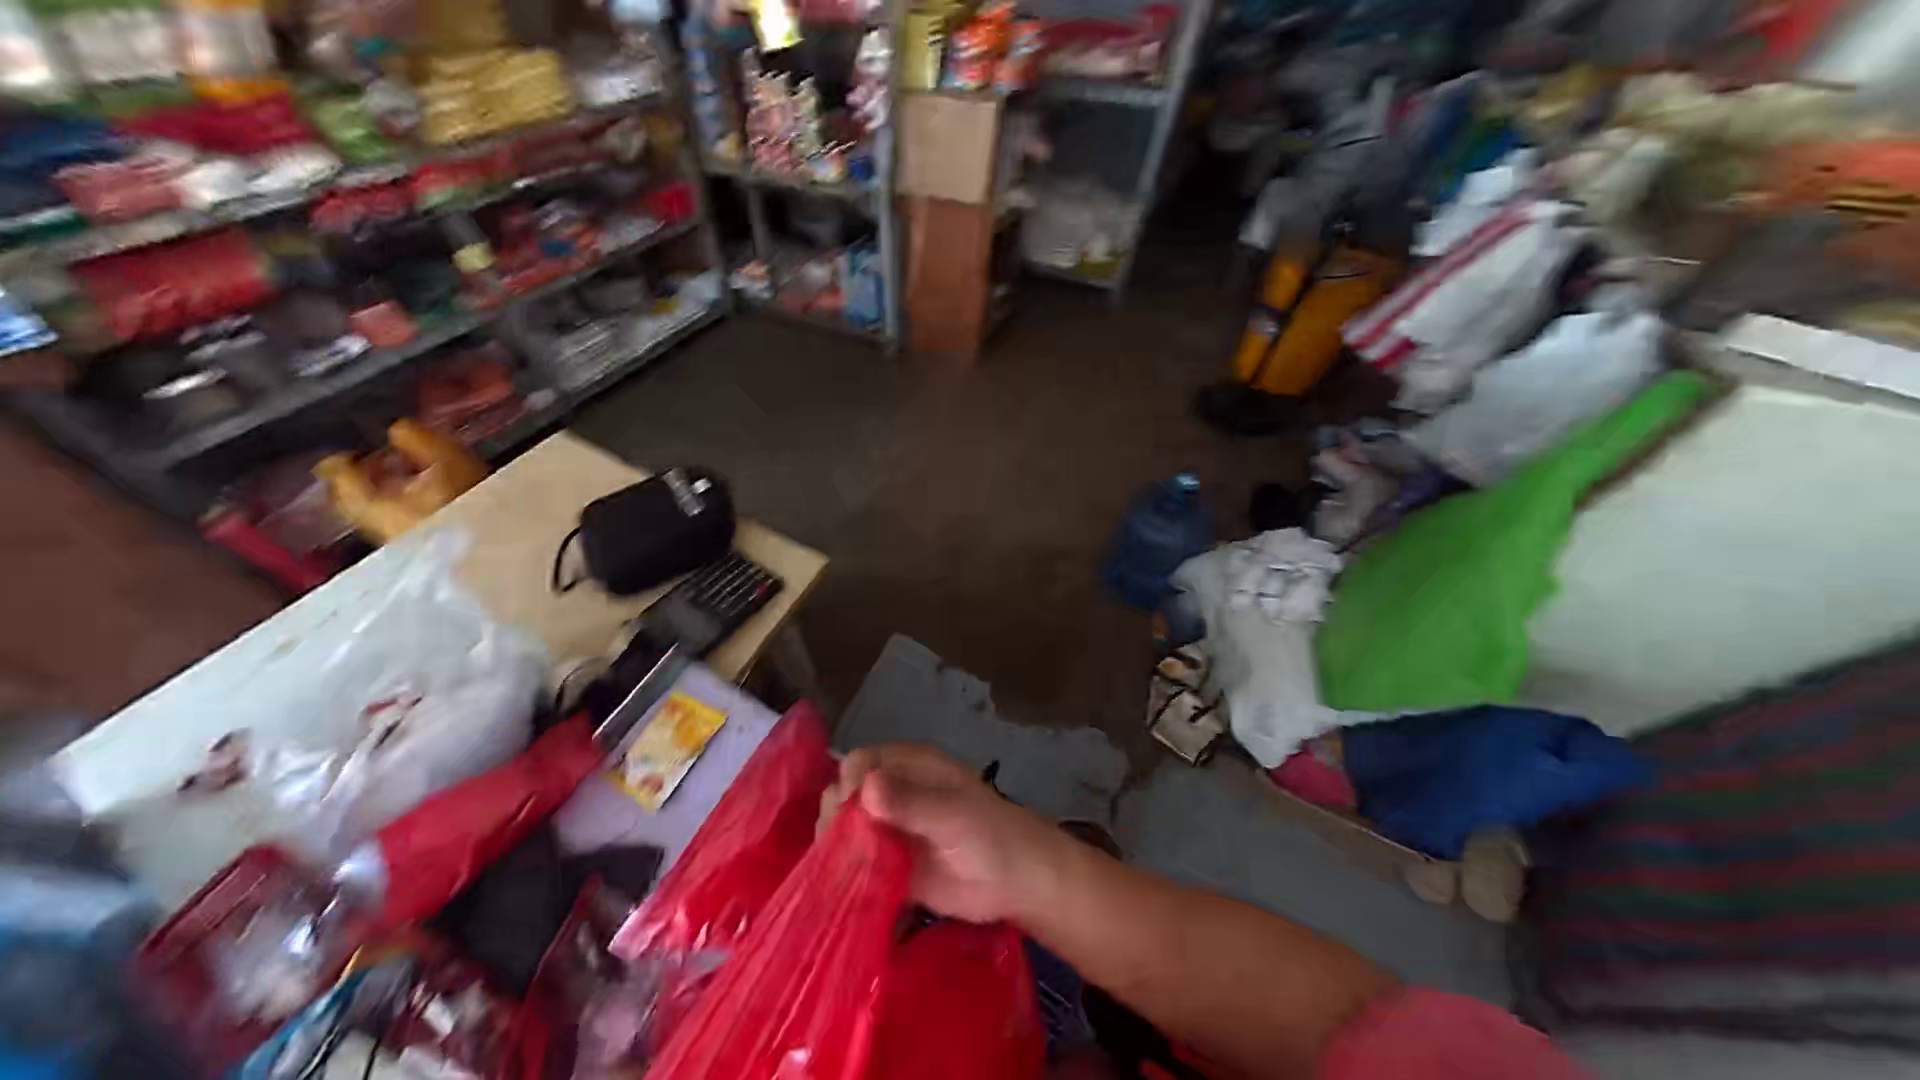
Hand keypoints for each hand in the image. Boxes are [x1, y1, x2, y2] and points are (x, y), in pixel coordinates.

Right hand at [819, 743, 1067, 924]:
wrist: (1018, 882)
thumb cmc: (991, 833)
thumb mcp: (953, 814)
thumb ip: (911, 803)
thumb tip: (865, 788)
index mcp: (908, 766)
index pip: (860, 763)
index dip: (848, 783)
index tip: (846, 810)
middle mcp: (892, 794)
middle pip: (844, 795)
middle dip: (836, 817)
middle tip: (839, 845)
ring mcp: (889, 831)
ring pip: (845, 831)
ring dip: (835, 848)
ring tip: (839, 870)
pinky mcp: (888, 868)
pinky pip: (856, 867)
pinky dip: (844, 877)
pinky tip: (840, 891)